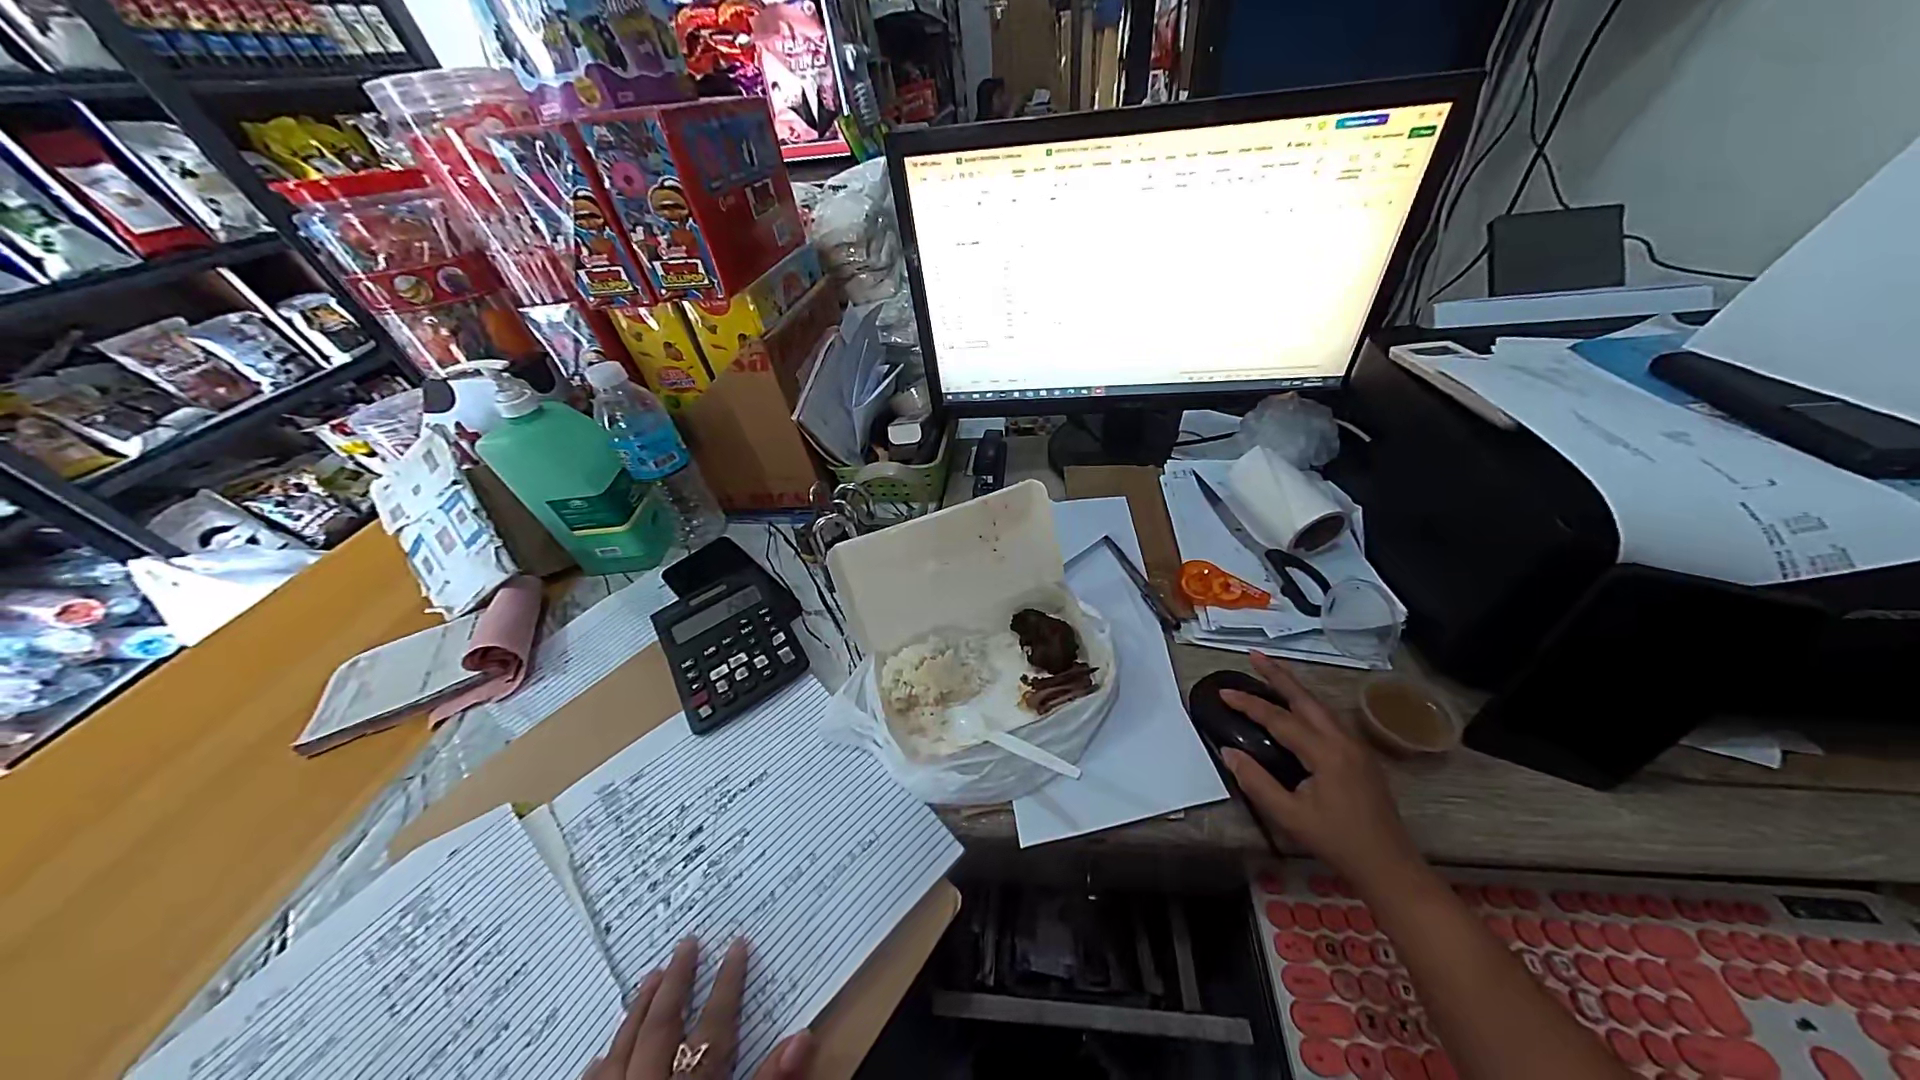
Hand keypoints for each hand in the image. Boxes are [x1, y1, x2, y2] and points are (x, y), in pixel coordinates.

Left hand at [584, 937, 813, 1079]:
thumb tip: (803, 1038)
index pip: (713, 1029)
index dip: (728, 984)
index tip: (737, 945)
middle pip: (660, 1029)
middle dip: (676, 982)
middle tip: (686, 944)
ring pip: (619, 1052)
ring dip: (636, 1012)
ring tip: (649, 977)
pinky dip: (600, 1066)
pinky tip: (601, 1054)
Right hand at [1219, 652, 1422, 892]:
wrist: (1389, 867)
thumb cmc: (1337, 842)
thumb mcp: (1289, 816)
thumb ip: (1256, 781)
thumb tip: (1229, 752)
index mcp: (1325, 753)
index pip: (1279, 719)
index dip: (1249, 704)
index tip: (1223, 692)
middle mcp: (1343, 741)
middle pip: (1306, 699)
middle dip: (1278, 675)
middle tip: (1254, 655)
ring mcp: (1356, 747)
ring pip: (1320, 706)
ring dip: (1294, 687)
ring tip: (1272, 673)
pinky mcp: (1361, 757)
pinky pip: (1329, 719)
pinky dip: (1307, 704)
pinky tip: (1298, 707)